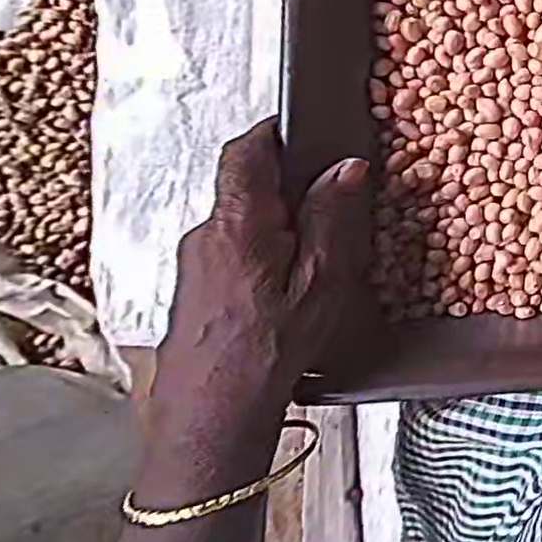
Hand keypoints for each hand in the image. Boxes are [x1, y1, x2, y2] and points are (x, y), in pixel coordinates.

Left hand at [149, 119, 369, 457]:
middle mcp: (206, 233)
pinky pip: (235, 243)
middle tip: (336, 198)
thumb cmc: (271, 346)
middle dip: (292, 181)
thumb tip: (346, 166)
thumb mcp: (321, 279)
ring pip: (244, 217)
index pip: (246, 152)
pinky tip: (292, 278)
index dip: (274, 130)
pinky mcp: (195, 283)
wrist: (210, 416)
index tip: (306, 125)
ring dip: (282, 217)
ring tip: (320, 248)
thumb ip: (332, 217)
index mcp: (239, 224)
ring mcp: (194, 259)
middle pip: (248, 184)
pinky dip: (267, 243)